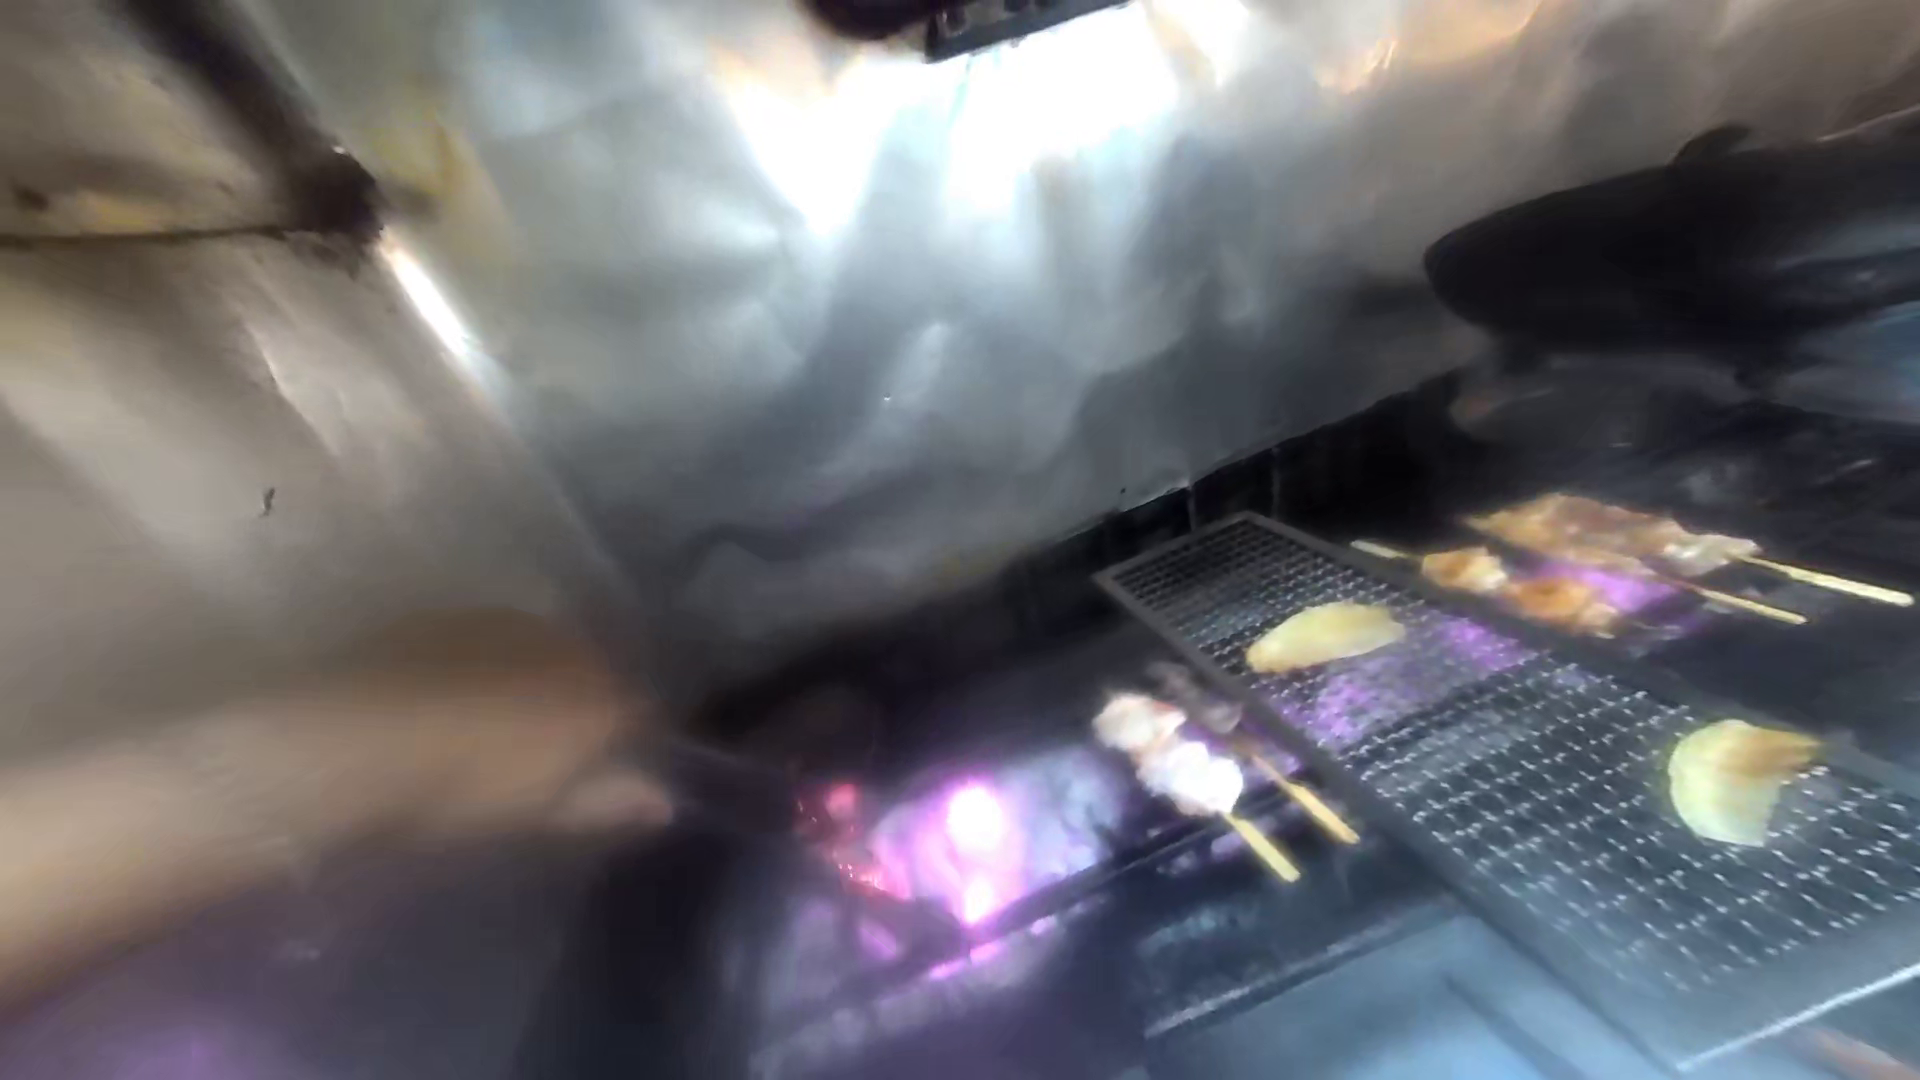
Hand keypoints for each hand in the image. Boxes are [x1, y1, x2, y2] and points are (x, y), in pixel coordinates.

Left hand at [195, 609, 671, 850]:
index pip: (640, 710)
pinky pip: (498, 639)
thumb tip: (666, 806)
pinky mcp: (463, 616)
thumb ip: (611, 801)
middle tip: (548, 743)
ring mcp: (518, 626)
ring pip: (550, 652)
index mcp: (601, 697)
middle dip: (586, 700)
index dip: (631, 735)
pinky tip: (454, 691)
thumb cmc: (464, 788)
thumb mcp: (543, 809)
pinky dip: (494, 661)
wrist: (349, 743)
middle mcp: (574, 650)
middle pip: (599, 673)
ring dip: (541, 676)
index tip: (610, 760)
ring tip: (497, 716)